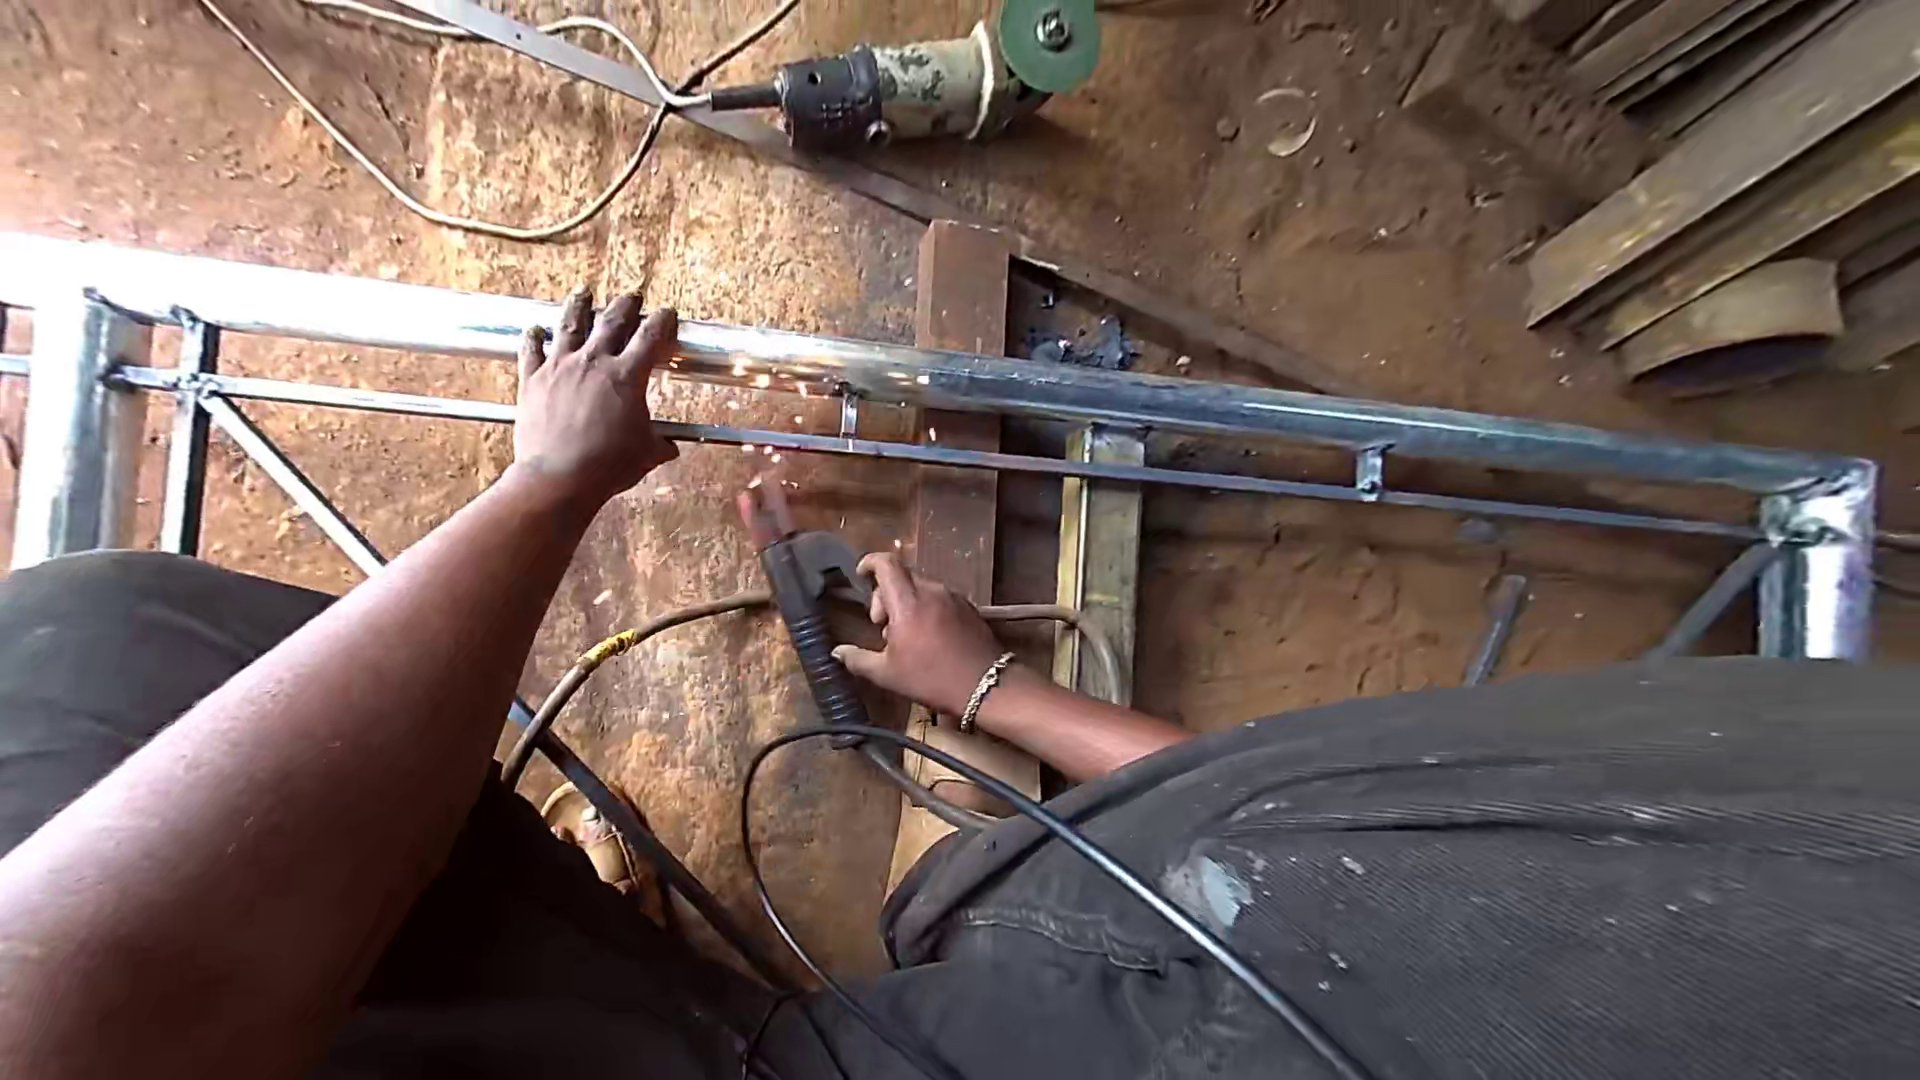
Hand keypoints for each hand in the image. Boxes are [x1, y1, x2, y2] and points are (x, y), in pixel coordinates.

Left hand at [514, 288, 679, 505]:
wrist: (560, 475)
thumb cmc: (609, 464)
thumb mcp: (646, 452)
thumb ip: (659, 443)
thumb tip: (668, 447)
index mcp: (627, 376)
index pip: (650, 338)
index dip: (662, 322)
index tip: (668, 314)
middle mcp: (593, 362)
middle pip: (611, 322)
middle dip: (625, 306)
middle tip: (632, 297)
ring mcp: (559, 367)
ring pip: (570, 324)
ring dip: (579, 306)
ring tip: (583, 294)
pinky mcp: (532, 380)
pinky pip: (531, 350)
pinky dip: (533, 337)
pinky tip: (535, 329)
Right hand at [832, 552, 1008, 715]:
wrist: (985, 685)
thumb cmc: (932, 678)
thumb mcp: (888, 674)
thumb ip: (858, 660)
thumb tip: (837, 652)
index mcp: (908, 602)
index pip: (886, 563)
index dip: (869, 563)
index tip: (861, 575)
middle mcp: (931, 591)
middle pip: (901, 576)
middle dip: (885, 594)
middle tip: (883, 626)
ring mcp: (952, 597)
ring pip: (920, 587)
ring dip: (906, 602)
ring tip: (906, 635)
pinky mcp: (967, 606)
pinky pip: (939, 597)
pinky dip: (925, 607)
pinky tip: (928, 635)